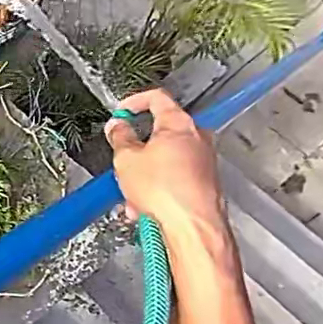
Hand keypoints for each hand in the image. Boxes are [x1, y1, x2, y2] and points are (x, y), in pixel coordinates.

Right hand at [104, 89, 224, 239]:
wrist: (193, 225)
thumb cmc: (167, 191)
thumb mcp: (126, 159)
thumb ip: (119, 138)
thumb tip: (117, 127)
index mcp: (178, 123)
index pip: (156, 98)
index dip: (134, 102)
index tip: (122, 112)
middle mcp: (197, 137)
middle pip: (160, 133)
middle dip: (137, 150)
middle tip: (123, 160)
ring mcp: (204, 160)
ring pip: (165, 160)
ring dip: (145, 175)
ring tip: (133, 195)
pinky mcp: (205, 182)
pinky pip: (174, 178)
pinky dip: (158, 189)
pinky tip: (145, 207)